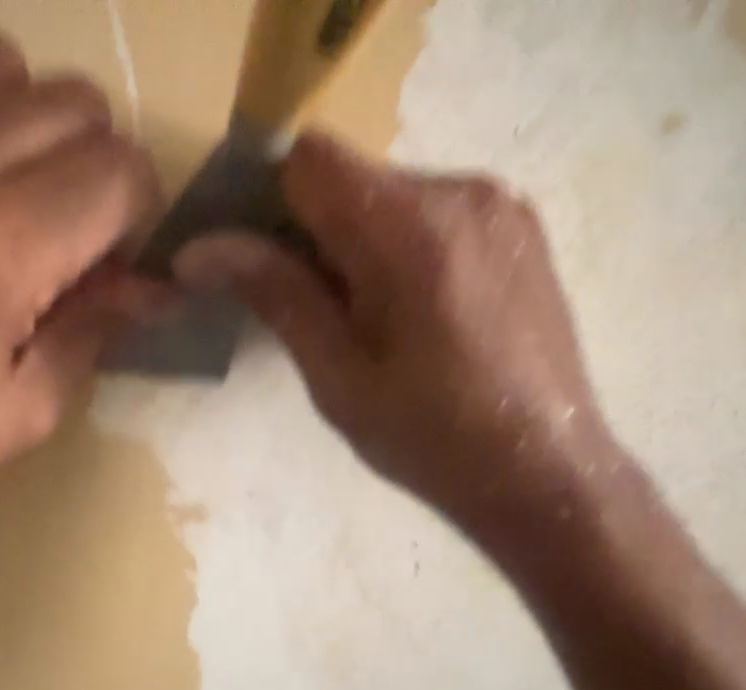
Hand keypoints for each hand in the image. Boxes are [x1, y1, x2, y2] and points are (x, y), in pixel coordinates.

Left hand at [0, 9, 163, 573]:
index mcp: (3, 247)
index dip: (141, 217)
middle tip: (68, 232)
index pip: (123, 171)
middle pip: (71, 101)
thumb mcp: (26, 412)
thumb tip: (151, 287)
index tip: (115, 263)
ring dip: (19, 115)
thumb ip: (95, 330)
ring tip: (1, 183)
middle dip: (95, 165)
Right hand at [175, 134, 615, 525]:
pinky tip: (424, 315)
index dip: (272, 206)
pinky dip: (408, 245)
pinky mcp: (523, 227)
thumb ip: (277, 296)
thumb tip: (200, 248)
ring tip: (382, 323)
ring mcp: (503, 205)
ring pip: (394, 194)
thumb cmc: (433, 440)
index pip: (310, 160)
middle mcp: (463, 191)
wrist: (546, 473)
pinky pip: (437, 211)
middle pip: (353, 177)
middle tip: (326, 314)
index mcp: (413, 230)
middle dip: (320, 232)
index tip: (269, 266)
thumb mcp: (339, 379)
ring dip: (365, 241)